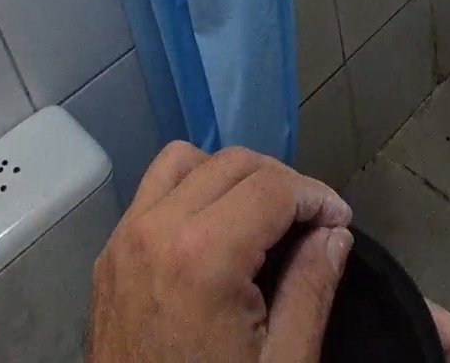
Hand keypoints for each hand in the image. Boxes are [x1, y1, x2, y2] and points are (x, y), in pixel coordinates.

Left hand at [87, 142, 354, 362]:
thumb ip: (312, 289)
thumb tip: (335, 232)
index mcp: (202, 256)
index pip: (270, 188)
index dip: (315, 195)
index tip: (341, 218)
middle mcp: (155, 229)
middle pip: (229, 162)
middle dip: (280, 179)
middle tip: (312, 216)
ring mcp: (123, 238)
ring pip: (182, 160)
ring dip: (228, 173)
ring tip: (262, 212)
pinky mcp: (108, 254)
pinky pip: (151, 192)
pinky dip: (188, 189)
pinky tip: (214, 226)